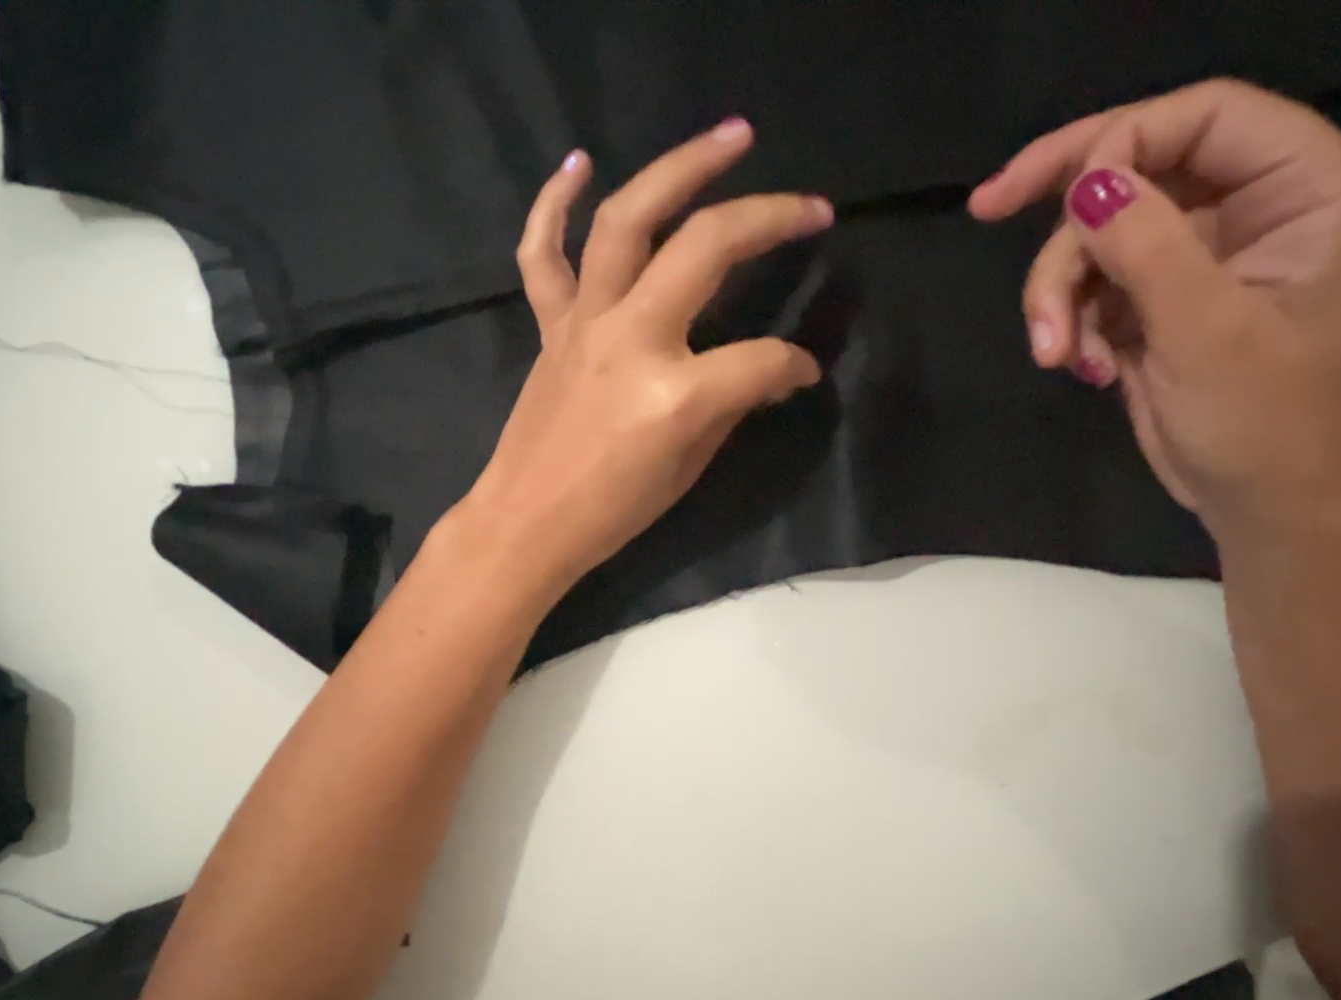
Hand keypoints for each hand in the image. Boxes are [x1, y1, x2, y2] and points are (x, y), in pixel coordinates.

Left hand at [452, 120, 833, 596]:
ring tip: (730, 136)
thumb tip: (779, 371)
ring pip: (625, 220)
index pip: (761, 359)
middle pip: (705, 248)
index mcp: (675, 393)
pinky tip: (579, 163)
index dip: (793, 364)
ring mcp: (584, 322)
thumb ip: (735, 404)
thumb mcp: (691, 465)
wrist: (527, 521)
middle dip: (768, 217)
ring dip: (678, 167)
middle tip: (813, 205)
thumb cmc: (614, 509)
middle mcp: (631, 338)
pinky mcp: (551, 324)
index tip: (802, 371)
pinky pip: (543, 254)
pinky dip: (553, 203)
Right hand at [968, 80, 1340, 534]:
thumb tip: (1084, 183)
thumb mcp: (1205, 332)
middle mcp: (1260, 204)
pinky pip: (1096, 278)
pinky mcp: (1166, 293)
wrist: (1266, 507)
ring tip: (1055, 354)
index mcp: (1310, 189)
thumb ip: (1147, 246)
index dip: (1120, 140)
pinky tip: (1082, 367)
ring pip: (1102, 229)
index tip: (1052, 195)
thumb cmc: (1265, 425)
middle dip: (1067, 216)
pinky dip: (1074, 319)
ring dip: (1062, 290)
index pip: (1204, 117)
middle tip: (985, 210)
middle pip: (1140, 164)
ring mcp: (1207, 251)